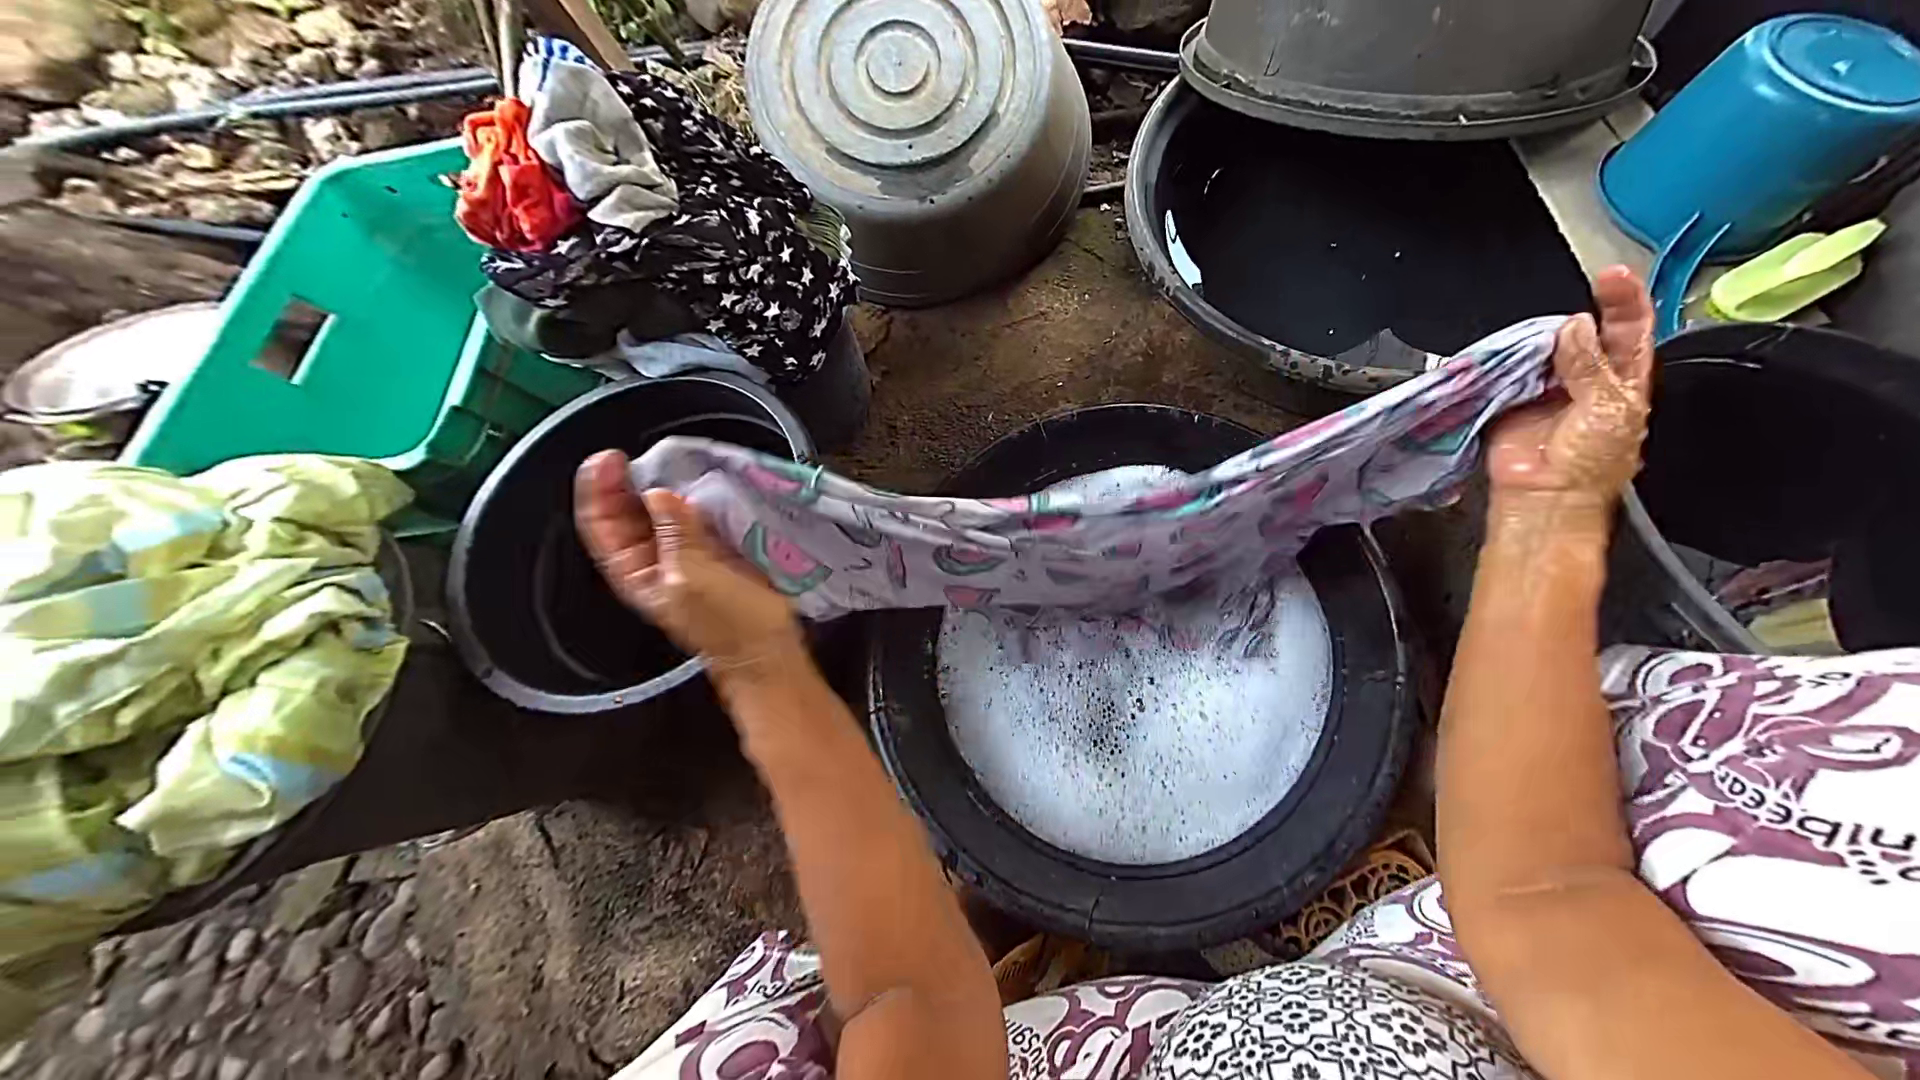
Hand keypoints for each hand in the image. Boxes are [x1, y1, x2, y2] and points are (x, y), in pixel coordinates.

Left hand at [575, 449, 805, 679]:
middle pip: (627, 511)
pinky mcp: (714, 545)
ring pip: (661, 509)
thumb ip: (674, 535)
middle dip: (628, 480)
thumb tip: (660, 494)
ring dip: (663, 484)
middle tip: (641, 453)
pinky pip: (695, 514)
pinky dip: (695, 495)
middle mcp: (653, 557)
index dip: (598, 489)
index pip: (601, 524)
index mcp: (634, 570)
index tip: (610, 460)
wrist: (765, 645)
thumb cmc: (725, 621)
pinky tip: (702, 479)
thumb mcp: (691, 577)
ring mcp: (684, 550)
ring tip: (670, 460)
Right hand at [1485, 265, 1655, 529]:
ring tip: (1528, 339)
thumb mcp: (1608, 407)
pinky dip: (1501, 366)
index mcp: (1623, 382)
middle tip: (1561, 311)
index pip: (1629, 331)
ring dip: (1533, 344)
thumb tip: (1571, 329)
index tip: (1611, 276)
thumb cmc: (1591, 463)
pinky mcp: (1509, 405)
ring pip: (1540, 355)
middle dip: (1571, 321)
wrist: (1544, 496)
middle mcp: (1583, 383)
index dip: (1624, 300)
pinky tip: (1500, 357)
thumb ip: (1589, 365)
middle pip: (1580, 338)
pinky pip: (1504, 377)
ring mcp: (1544, 394)